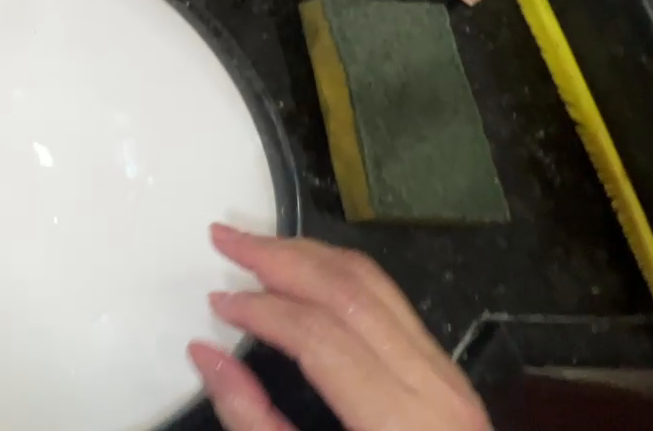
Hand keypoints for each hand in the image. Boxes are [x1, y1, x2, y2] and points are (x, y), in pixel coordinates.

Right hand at [188, 224, 488, 430]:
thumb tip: (206, 355)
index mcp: (402, 422)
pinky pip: (385, 294)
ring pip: (369, 279)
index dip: (260, 311)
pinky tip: (300, 269)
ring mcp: (446, 372)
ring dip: (303, 252)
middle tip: (226, 239)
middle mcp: (434, 386)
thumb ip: (253, 420)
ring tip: (255, 245)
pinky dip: (331, 269)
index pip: (318, 335)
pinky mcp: (443, 367)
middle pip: (345, 291)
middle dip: (276, 257)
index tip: (219, 304)